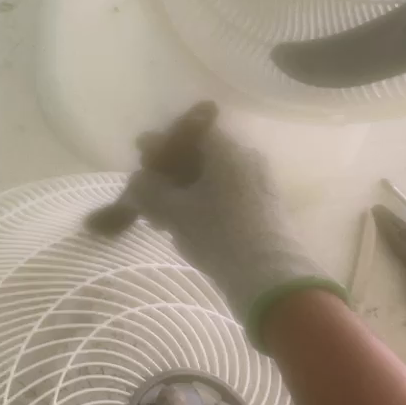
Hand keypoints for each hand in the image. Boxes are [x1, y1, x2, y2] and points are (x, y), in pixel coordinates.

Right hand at [96, 103, 345, 339]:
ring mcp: (259, 182)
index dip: (163, 141)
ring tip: (161, 216)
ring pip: (213, 176)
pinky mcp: (264, 206)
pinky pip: (226, 193)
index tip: (142, 155)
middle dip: (171, 169)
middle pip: (202, 153)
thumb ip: (149, 191)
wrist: (268, 274)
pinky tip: (185, 224)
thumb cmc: (217, 234)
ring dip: (185, 189)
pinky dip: (202, 202)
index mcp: (227, 150)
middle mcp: (247, 158)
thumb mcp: (174, 212)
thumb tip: (137, 180)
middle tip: (146, 189)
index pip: (191, 130)